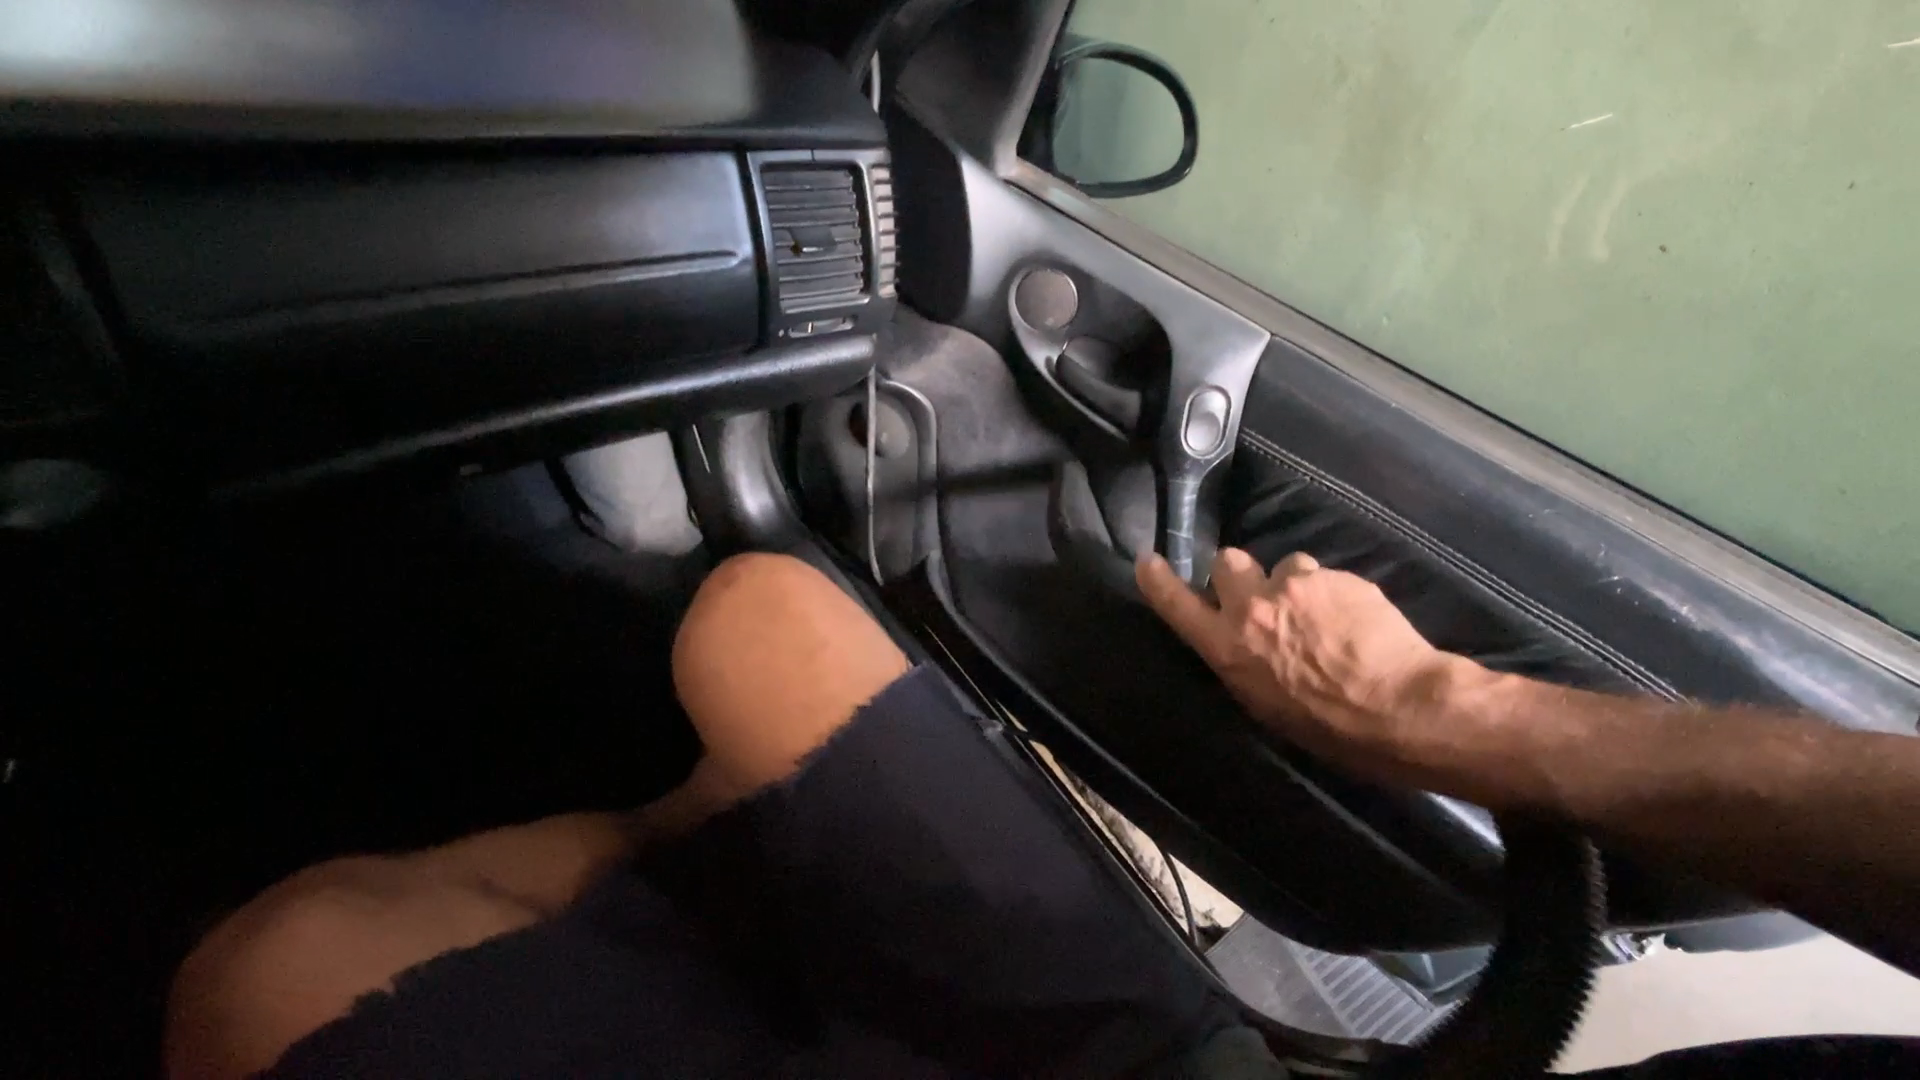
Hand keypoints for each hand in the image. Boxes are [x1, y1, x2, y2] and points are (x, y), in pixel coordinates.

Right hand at [1136, 548, 1461, 782]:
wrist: (1400, 709)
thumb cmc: (1329, 727)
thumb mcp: (1264, 705)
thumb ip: (1242, 661)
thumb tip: (1242, 644)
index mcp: (1227, 647)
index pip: (1177, 603)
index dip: (1158, 580)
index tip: (1148, 561)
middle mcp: (1251, 608)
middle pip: (1227, 561)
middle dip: (1240, 574)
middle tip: (1263, 596)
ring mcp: (1295, 587)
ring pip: (1286, 565)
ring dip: (1297, 585)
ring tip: (1326, 616)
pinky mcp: (1337, 577)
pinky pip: (1328, 576)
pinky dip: (1337, 594)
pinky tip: (1359, 622)